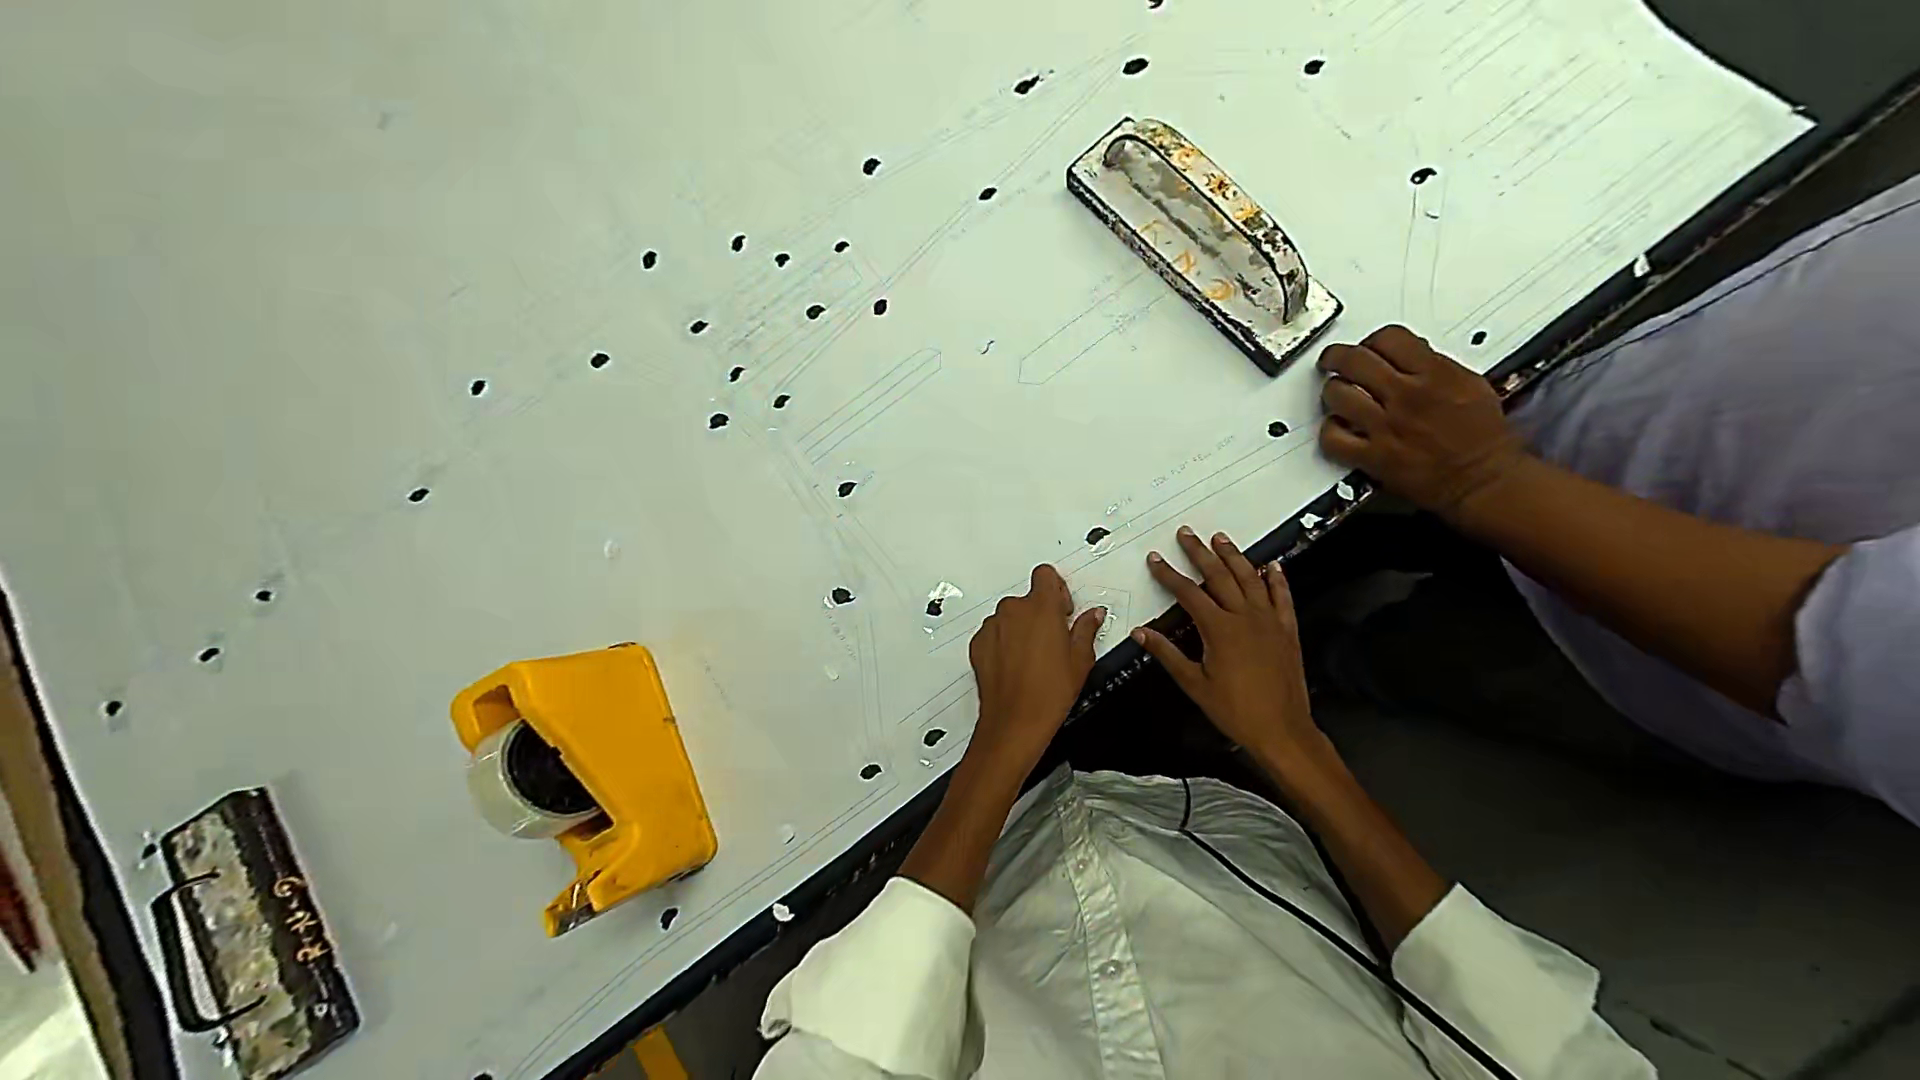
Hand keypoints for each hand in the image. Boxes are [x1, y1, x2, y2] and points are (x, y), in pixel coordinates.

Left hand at [967, 565, 1105, 771]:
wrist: (1015, 720)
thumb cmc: (1047, 693)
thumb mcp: (1080, 660)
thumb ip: (1086, 629)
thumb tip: (1092, 617)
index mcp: (1041, 608)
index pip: (1045, 575)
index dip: (1056, 589)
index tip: (1062, 608)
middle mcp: (1013, 611)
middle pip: (1028, 599)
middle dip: (1040, 614)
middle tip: (1053, 641)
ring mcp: (993, 626)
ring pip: (1010, 617)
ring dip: (1021, 629)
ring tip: (1034, 658)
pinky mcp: (978, 643)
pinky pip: (994, 633)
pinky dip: (1004, 643)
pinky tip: (1017, 666)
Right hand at [1131, 528, 1326, 774]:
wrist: (1282, 730)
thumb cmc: (1236, 710)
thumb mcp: (1193, 684)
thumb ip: (1167, 653)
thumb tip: (1141, 634)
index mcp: (1219, 629)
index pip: (1188, 592)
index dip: (1169, 574)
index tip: (1156, 560)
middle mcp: (1245, 618)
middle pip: (1219, 575)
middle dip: (1199, 553)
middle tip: (1187, 535)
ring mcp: (1269, 621)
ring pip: (1250, 578)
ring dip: (1234, 556)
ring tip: (1221, 540)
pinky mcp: (1287, 630)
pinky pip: (1282, 596)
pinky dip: (1277, 578)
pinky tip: (1271, 565)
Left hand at [1317, 324, 1526, 517]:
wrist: (1483, 480)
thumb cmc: (1483, 438)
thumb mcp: (1470, 385)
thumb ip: (1434, 366)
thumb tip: (1405, 354)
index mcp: (1436, 375)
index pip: (1388, 339)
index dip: (1371, 341)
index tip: (1367, 347)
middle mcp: (1407, 397)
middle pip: (1355, 361)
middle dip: (1337, 357)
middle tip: (1332, 360)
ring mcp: (1386, 427)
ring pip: (1337, 394)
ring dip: (1333, 391)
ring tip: (1337, 393)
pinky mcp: (1372, 457)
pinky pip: (1332, 438)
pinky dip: (1329, 430)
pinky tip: (1337, 427)